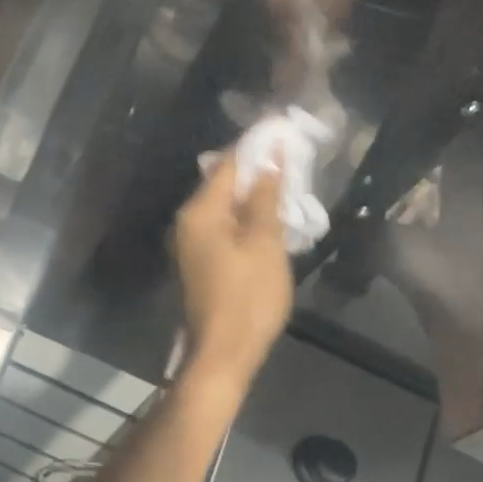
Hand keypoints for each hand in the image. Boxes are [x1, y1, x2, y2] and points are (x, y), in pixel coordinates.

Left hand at [173, 153, 292, 393]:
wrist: (223, 352)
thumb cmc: (248, 298)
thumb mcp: (265, 243)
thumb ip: (266, 197)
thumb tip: (271, 157)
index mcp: (199, 212)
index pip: (229, 163)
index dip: (258, 144)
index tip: (287, 128)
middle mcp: (186, 223)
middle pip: (223, 183)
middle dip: (257, 169)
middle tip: (295, 157)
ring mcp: (190, 244)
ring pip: (224, 207)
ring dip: (253, 195)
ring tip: (290, 185)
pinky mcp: (199, 263)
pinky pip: (223, 228)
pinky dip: (245, 219)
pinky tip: (270, 218)